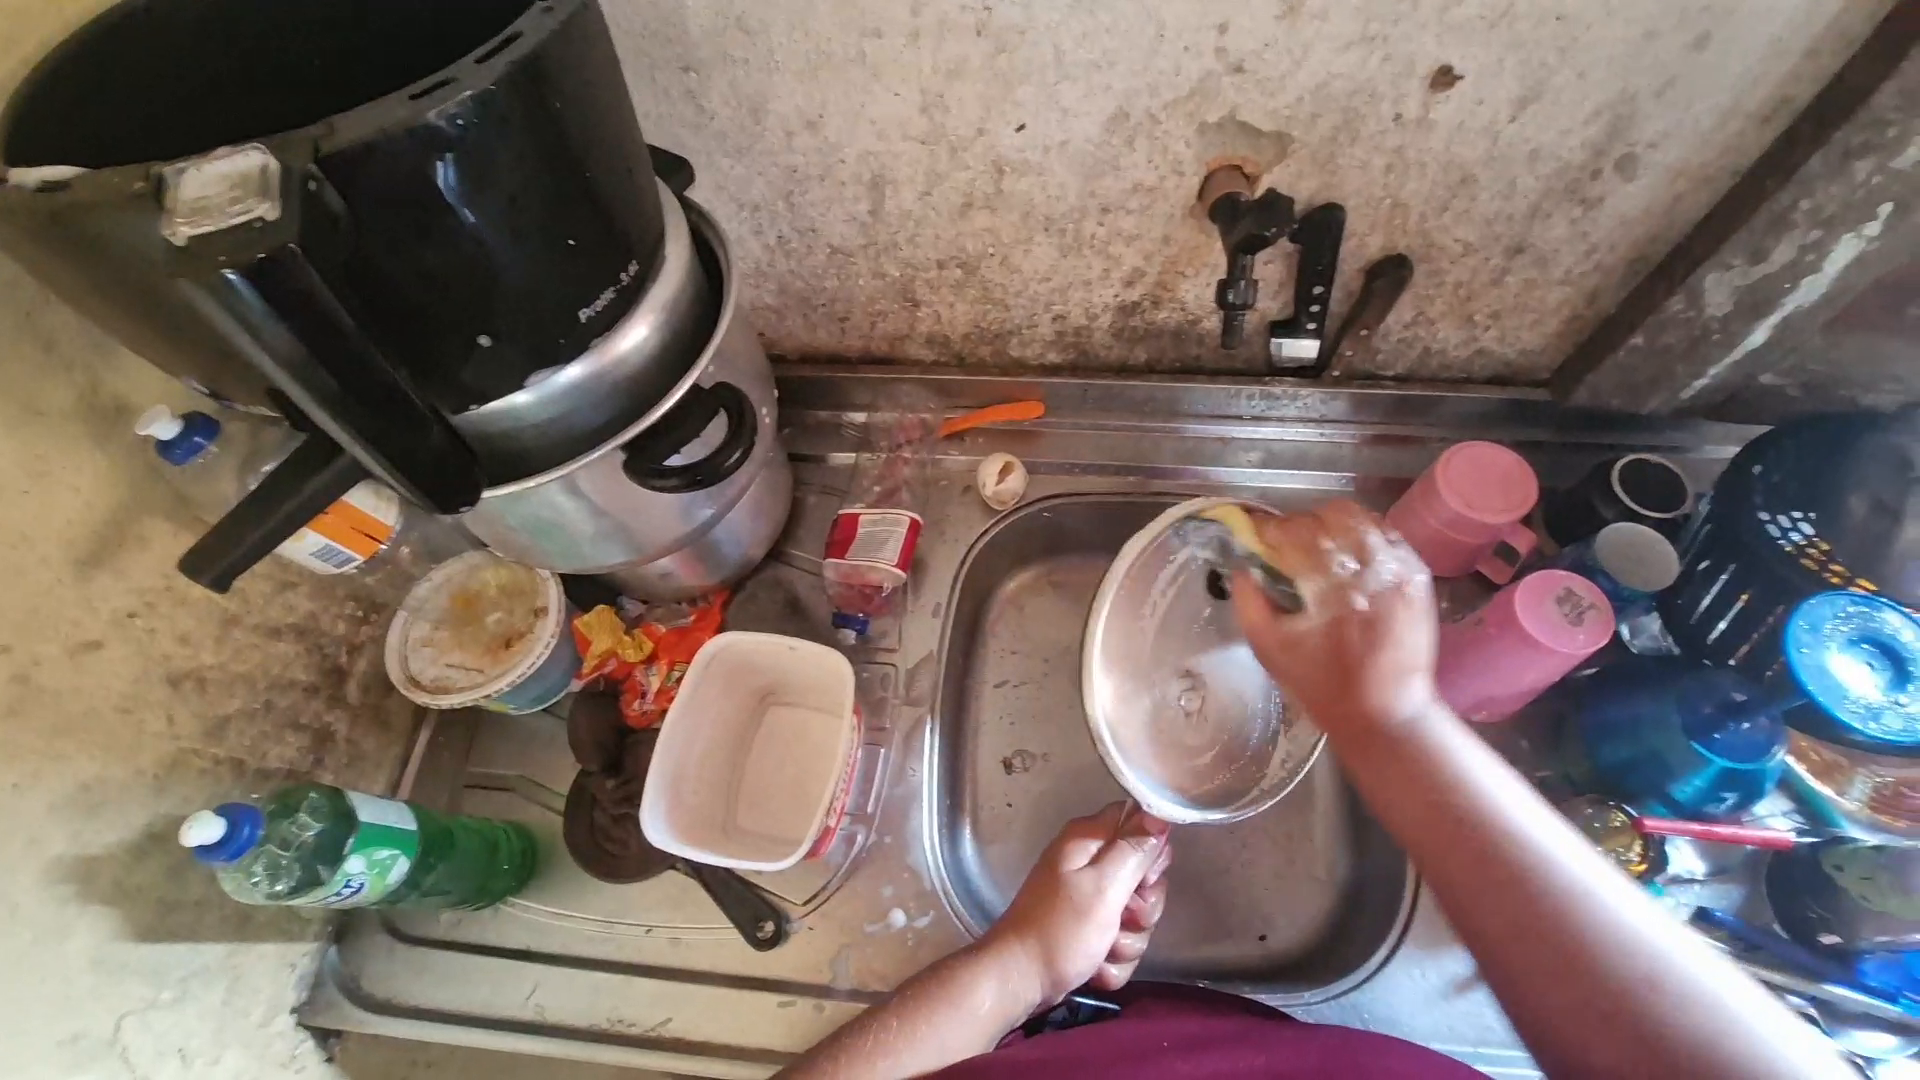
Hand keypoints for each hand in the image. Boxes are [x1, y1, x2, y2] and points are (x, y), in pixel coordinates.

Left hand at [979, 802, 1172, 1012]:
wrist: (1020, 979)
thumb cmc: (1060, 929)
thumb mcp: (1103, 887)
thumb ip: (1133, 850)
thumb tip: (1158, 814)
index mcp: (1088, 839)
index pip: (1137, 824)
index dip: (1151, 851)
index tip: (1146, 879)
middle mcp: (1088, 862)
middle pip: (1142, 876)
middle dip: (1141, 908)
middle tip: (1123, 918)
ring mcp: (1088, 898)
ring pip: (1135, 915)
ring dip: (1126, 940)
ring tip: (1102, 948)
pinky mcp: (1088, 929)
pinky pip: (1120, 940)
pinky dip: (1112, 959)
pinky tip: (1095, 965)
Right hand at [1230, 499, 1441, 738]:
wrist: (1386, 713)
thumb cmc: (1322, 684)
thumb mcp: (1268, 647)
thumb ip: (1248, 600)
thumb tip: (1243, 566)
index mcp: (1330, 585)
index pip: (1294, 531)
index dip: (1269, 529)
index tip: (1256, 536)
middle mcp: (1370, 568)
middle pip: (1330, 514)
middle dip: (1302, 522)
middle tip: (1288, 544)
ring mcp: (1400, 569)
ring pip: (1362, 519)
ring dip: (1332, 525)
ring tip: (1319, 548)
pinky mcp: (1417, 576)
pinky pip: (1386, 536)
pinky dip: (1361, 537)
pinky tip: (1348, 559)